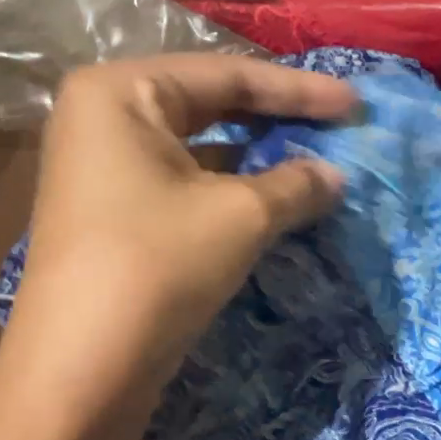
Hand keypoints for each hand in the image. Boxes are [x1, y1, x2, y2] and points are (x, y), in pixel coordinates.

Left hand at [4, 54, 358, 421]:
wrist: (84, 365)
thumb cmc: (159, 263)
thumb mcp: (242, 215)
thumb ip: (296, 184)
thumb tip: (335, 177)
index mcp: (122, 92)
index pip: (228, 74)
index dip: (299, 90)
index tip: (355, 104)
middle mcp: (105, 117)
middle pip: (211, 103)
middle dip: (279, 117)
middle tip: (339, 127)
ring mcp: (106, 167)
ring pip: (202, 146)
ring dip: (261, 156)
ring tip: (318, 163)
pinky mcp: (117, 212)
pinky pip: (189, 182)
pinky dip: (236, 187)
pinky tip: (278, 201)